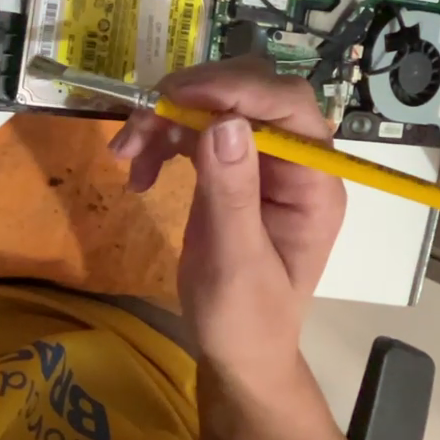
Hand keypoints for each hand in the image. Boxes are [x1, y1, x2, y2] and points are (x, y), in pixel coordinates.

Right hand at [109, 59, 346, 384]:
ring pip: (212, 104)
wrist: (235, 350)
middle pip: (248, 92)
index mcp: (312, 180)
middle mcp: (290, 159)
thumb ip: (232, 194)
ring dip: (164, 118)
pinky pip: (193, 129)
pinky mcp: (226, 165)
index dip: (237, 88)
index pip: (289, 106)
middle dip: (192, 97)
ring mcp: (258, 159)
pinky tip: (138, 172)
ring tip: (126, 153)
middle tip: (143, 119)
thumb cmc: (245, 319)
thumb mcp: (235, 264)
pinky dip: (159, 139)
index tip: (179, 95)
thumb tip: (225, 123)